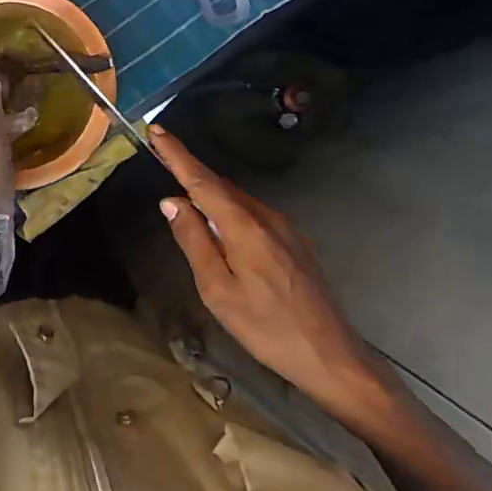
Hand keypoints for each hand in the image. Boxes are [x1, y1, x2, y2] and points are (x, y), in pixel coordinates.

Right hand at [148, 125, 391, 420]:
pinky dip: (227, 207)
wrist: (334, 360)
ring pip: (237, 200)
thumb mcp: (216, 289)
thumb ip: (194, 241)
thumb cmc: (267, 328)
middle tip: (161, 151)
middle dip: (190, 168)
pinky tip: (218, 221)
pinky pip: (251, 214)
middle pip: (221, 186)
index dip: (177, 155)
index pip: (202, 182)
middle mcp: (267, 220)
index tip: (157, 131)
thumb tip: (172, 202)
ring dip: (208, 189)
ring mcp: (286, 232)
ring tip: (183, 186)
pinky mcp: (294, 245)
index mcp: (244, 228)